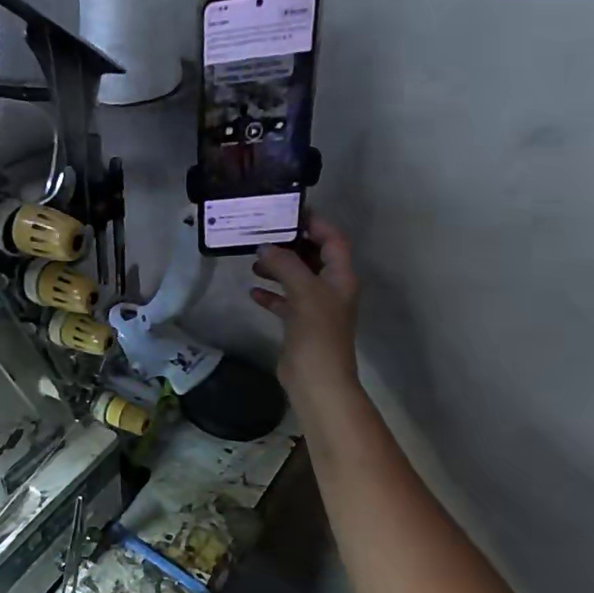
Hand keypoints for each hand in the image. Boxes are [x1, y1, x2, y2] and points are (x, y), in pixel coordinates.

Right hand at [250, 216, 359, 401]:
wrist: (317, 381)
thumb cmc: (318, 334)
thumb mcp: (305, 292)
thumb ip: (286, 265)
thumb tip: (265, 246)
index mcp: (341, 277)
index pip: (333, 239)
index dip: (315, 223)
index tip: (288, 211)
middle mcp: (331, 289)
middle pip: (313, 257)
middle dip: (291, 244)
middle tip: (264, 233)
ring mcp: (315, 308)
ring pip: (297, 279)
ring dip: (278, 268)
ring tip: (254, 261)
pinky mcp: (300, 326)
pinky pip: (285, 302)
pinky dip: (271, 295)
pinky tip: (253, 292)